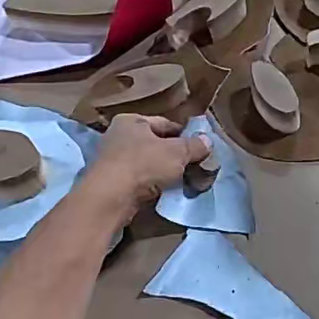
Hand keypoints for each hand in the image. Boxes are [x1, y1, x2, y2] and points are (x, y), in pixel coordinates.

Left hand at [80, 114, 210, 224]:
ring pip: (148, 162)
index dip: (185, 135)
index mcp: (131, 120)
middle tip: (194, 165)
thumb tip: (208, 141)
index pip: (165, 124)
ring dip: (165, 171)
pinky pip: (140, 178)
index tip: (200, 148)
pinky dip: (153, 183)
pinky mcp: (112, 181)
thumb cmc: (144, 165)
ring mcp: (113, 159)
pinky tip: (165, 190)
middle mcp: (118, 135)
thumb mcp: (177, 152)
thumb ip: (195, 146)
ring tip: (183, 180)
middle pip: (156, 143)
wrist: (111, 197)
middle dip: (175, 155)